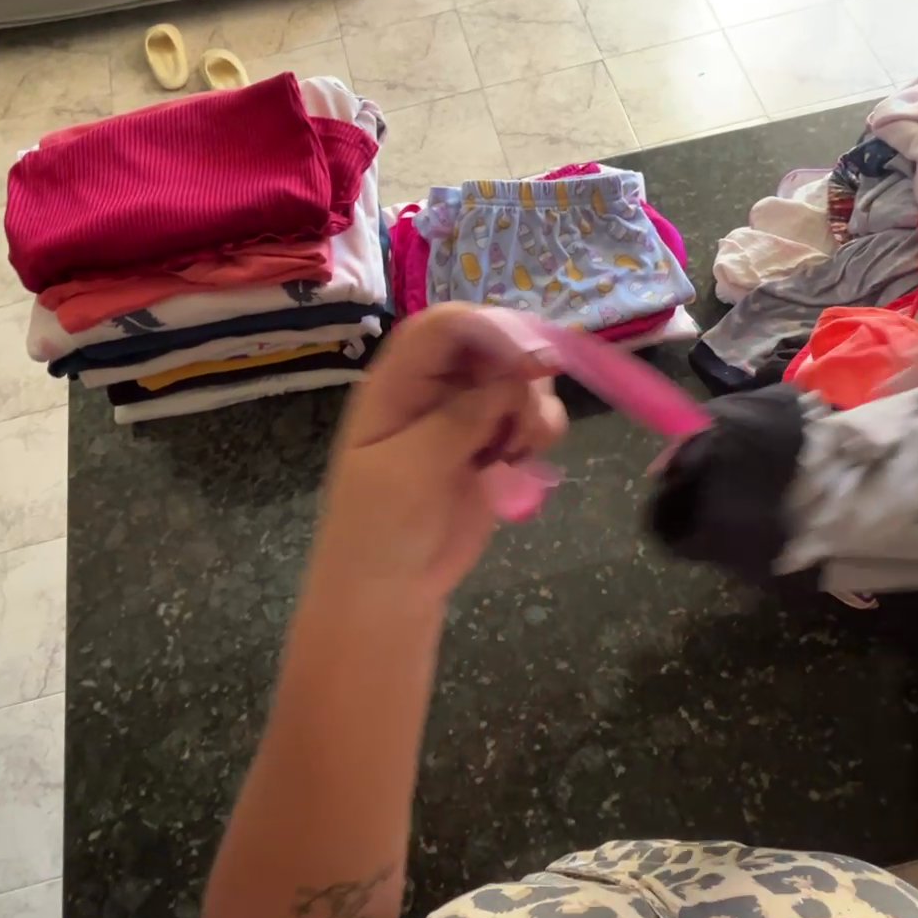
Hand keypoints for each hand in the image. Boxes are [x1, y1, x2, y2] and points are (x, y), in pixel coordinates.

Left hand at [310, 304, 567, 602]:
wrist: (390, 590)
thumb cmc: (379, 531)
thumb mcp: (408, 472)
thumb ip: (458, 421)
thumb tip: (514, 379)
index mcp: (396, 384)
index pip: (445, 328)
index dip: (493, 331)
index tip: (538, 364)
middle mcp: (432, 389)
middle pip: (492, 345)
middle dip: (524, 373)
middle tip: (532, 423)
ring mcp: (464, 417)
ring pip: (519, 379)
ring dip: (535, 407)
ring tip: (520, 450)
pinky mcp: (491, 445)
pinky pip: (529, 416)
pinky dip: (539, 430)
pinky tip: (521, 463)